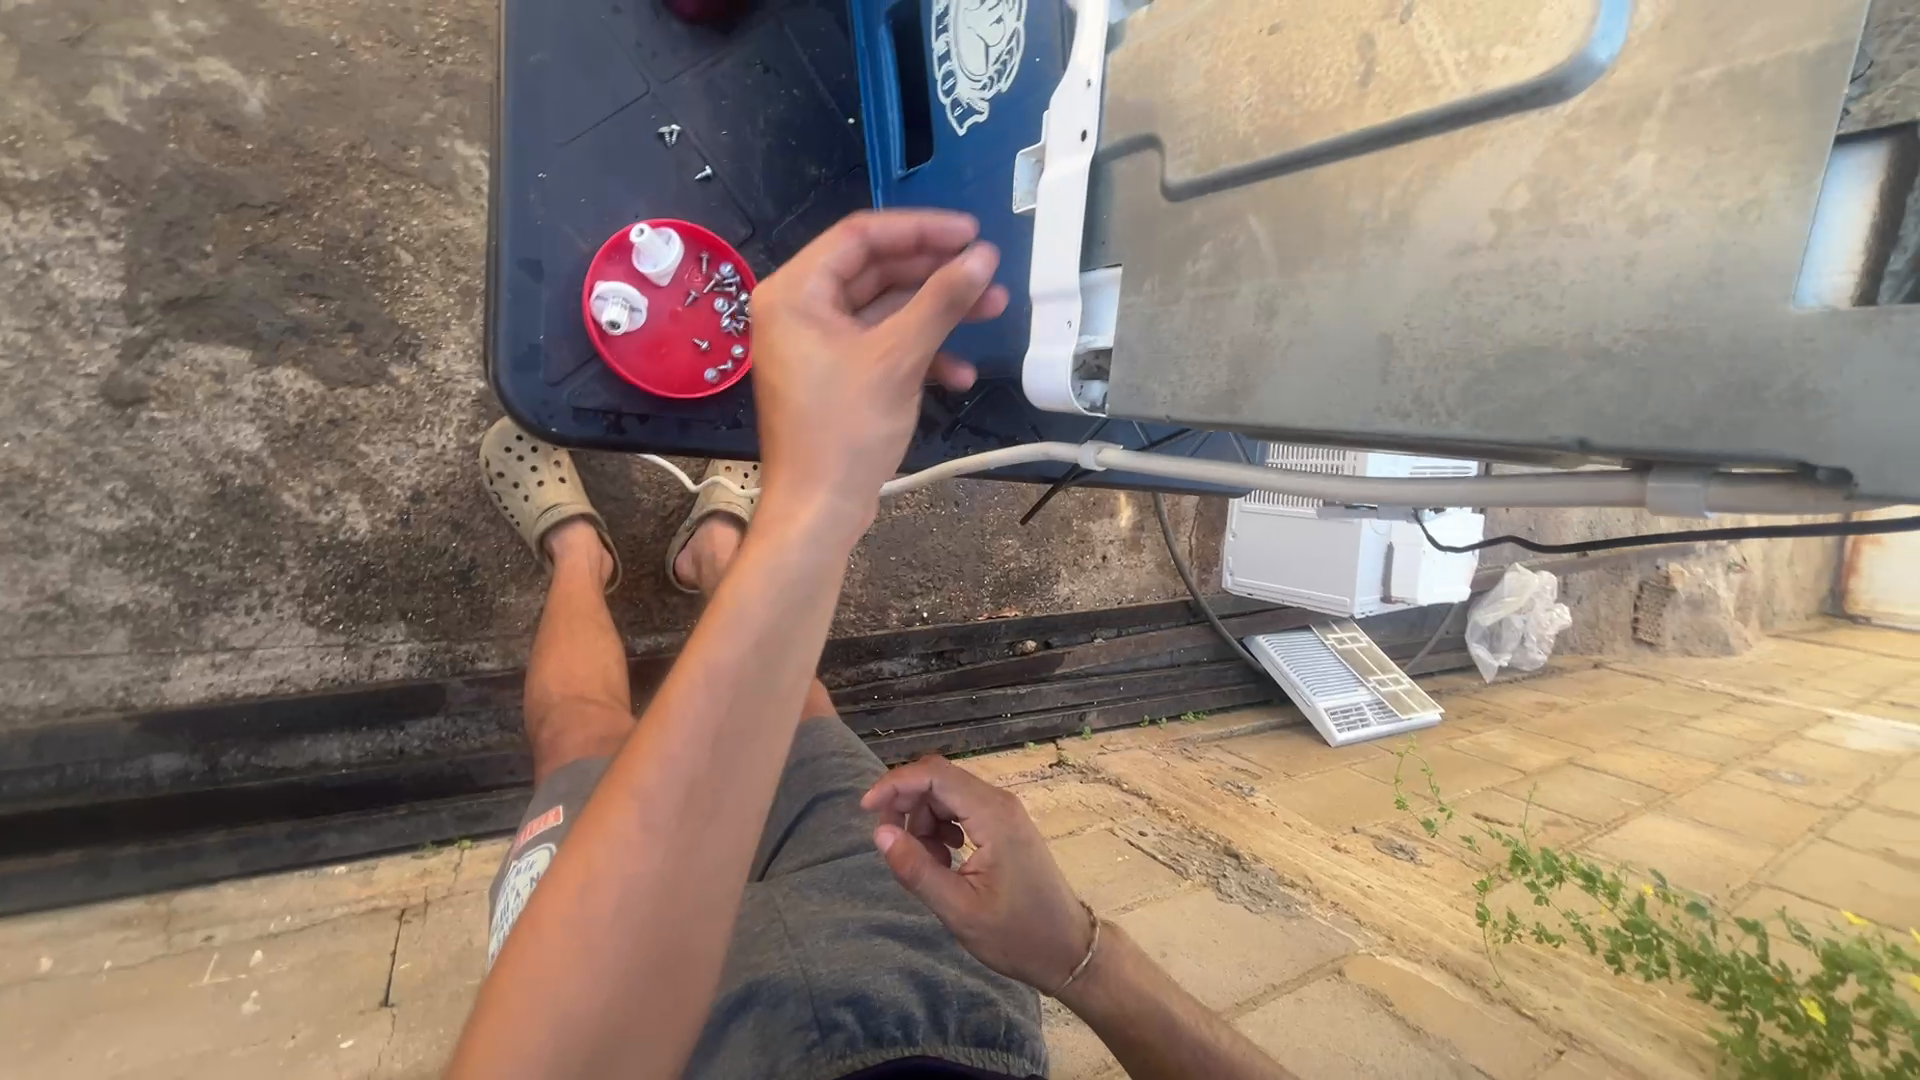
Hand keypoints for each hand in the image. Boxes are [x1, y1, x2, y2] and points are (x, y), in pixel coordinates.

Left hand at [748, 211, 1007, 537]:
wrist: (820, 509)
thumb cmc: (846, 430)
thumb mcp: (898, 359)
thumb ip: (942, 301)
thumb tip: (984, 257)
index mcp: (795, 293)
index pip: (860, 237)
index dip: (921, 230)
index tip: (971, 233)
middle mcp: (800, 311)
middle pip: (876, 273)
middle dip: (936, 276)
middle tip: (987, 274)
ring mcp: (818, 346)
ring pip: (885, 312)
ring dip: (937, 316)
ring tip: (992, 311)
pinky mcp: (837, 376)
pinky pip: (881, 348)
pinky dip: (919, 355)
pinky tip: (958, 374)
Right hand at [861, 755, 1092, 992]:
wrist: (1068, 950)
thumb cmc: (1017, 935)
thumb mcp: (959, 910)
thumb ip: (917, 869)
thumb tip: (879, 833)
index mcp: (992, 814)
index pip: (934, 774)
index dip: (895, 784)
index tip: (865, 810)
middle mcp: (999, 801)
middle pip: (939, 779)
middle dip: (906, 803)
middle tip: (891, 844)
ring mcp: (1004, 811)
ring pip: (947, 794)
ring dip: (923, 819)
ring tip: (925, 862)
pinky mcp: (1003, 824)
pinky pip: (961, 808)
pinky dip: (941, 827)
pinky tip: (942, 858)